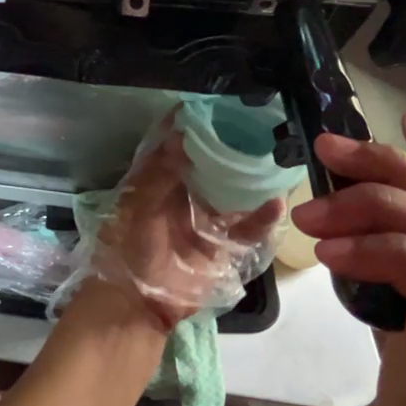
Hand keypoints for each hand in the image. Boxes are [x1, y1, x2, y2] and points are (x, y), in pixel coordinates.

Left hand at [93, 108, 285, 329]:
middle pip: (208, 166)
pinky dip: (261, 218)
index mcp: (154, 181)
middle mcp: (180, 196)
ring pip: (231, 194)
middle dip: (227, 148)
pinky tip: (277, 204)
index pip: (173, 145)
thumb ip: (160, 172)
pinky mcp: (220, 248)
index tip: (211, 103)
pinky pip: (245, 230)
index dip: (189, 125)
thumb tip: (180, 136)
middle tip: (254, 124)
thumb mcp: (138, 204)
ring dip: (249, 180)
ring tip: (274, 156)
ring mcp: (202, 222)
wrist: (136, 302)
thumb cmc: (129, 248)